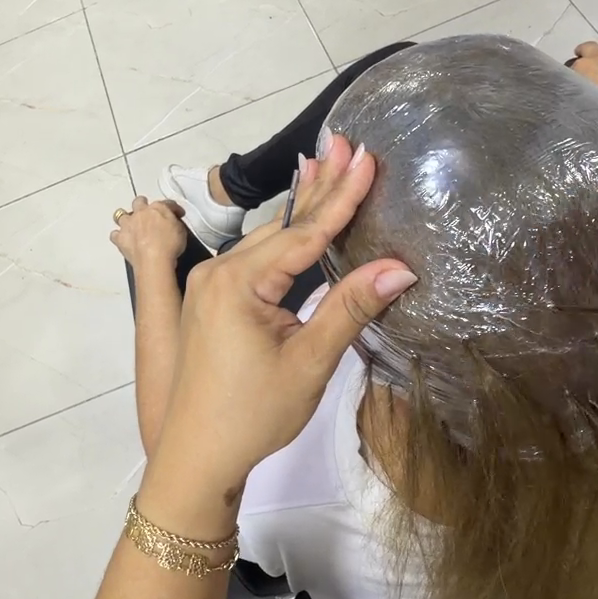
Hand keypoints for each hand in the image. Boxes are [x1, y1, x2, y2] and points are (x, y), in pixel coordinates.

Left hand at [110, 196, 189, 265]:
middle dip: (142, 204)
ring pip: (121, 214)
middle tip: (147, 212)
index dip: (173, 208)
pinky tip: (122, 239)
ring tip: (130, 224)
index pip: (166, 203)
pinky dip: (117, 236)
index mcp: (157, 208)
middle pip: (138, 201)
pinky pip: (114, 234)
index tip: (177, 213)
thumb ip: (175, 221)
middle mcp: (140, 213)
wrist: (154, 260)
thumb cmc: (169, 245)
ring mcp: (128, 225)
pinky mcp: (120, 239)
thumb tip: (173, 220)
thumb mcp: (181, 230)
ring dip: (126, 218)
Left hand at [140, 135, 416, 524]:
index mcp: (237, 284)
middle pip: (282, 226)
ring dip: (301, 207)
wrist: (196, 456)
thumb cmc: (253, 415)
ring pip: (266, 239)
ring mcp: (208, 284)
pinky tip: (297, 215)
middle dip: (319, 186)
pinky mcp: (210, 298)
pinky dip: (282, 237)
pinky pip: (254, 258)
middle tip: (344, 142)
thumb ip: (349, 308)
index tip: (366, 158)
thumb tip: (401, 268)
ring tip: (326, 164)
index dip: (341, 197)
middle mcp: (217, 272)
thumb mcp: (308, 363)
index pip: (303, 233)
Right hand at [571, 37, 597, 115]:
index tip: (575, 74)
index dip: (575, 68)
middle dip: (587, 49)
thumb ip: (575, 91)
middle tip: (588, 57)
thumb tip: (574, 93)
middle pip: (589, 46)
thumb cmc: (597, 107)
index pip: (574, 63)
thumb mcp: (577, 100)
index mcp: (581, 66)